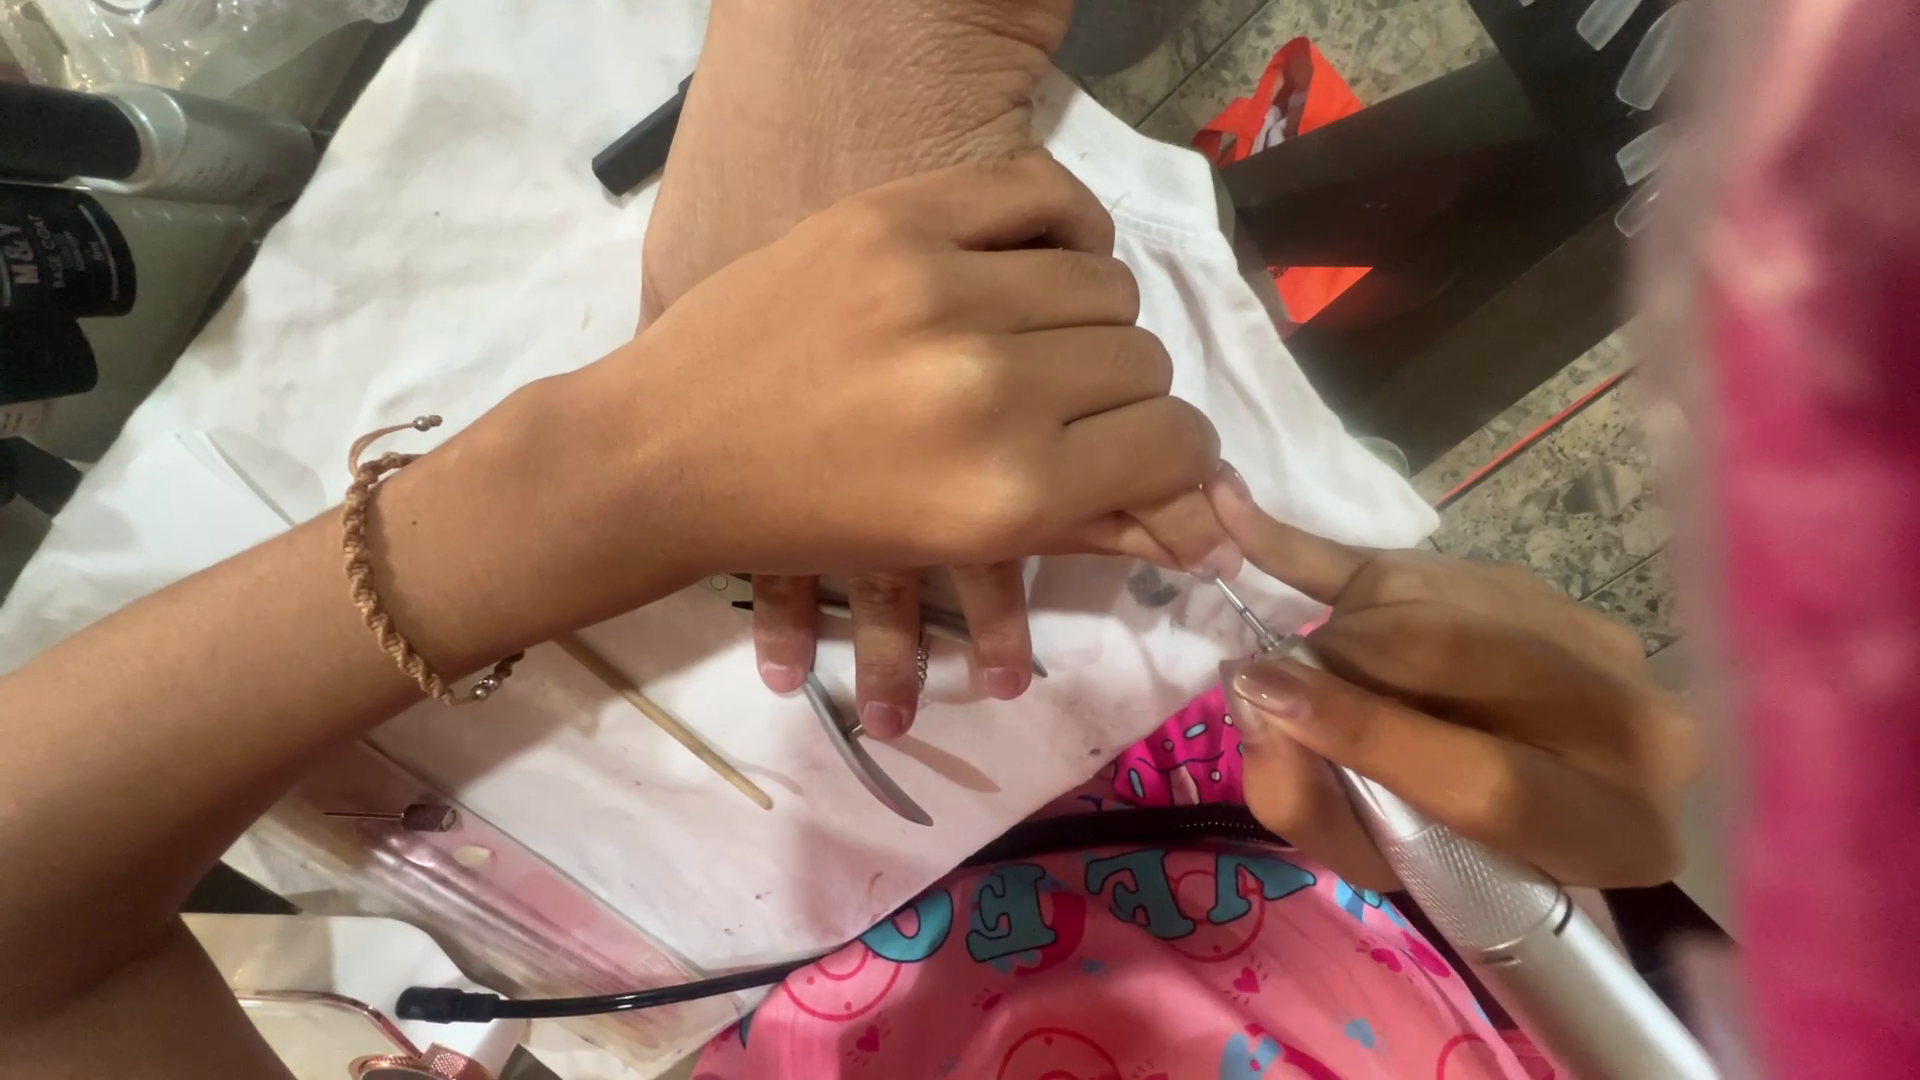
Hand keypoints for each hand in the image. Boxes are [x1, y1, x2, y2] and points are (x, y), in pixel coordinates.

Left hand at [644, 0, 1235, 732]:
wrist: (674, 450)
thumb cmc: (813, 522)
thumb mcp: (953, 545)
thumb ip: (1084, 524)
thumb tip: (1202, 521)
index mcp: (1008, 495)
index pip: (1171, 446)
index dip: (1177, 456)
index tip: (1152, 454)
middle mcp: (993, 391)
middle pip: (1143, 362)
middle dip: (1123, 396)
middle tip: (1073, 408)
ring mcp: (941, 290)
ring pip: (1107, 282)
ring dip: (1091, 319)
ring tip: (1042, 339)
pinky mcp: (896, 218)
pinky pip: (1046, 194)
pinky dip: (1065, 228)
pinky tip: (1035, 263)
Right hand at [1209, 469, 1699, 890]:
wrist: (1532, 784)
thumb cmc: (1450, 846)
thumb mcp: (1379, 862)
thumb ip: (1309, 804)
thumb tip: (1254, 703)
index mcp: (1607, 827)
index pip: (1489, 779)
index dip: (1368, 733)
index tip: (1266, 696)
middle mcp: (1622, 714)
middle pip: (1444, 656)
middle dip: (1340, 665)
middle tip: (1284, 687)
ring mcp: (1576, 627)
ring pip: (1416, 597)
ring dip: (1343, 630)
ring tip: (1325, 664)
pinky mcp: (1513, 577)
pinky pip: (1397, 556)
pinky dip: (1305, 542)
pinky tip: (1236, 513)